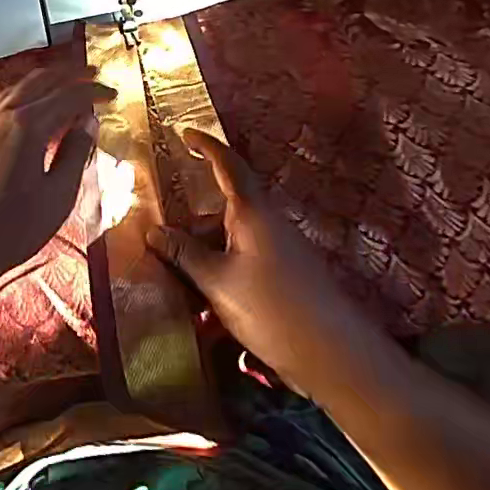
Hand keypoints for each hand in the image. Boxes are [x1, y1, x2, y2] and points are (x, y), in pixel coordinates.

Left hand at [0, 66, 112, 291]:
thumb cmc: (12, 228)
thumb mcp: (58, 194)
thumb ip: (76, 153)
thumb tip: (87, 123)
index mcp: (26, 126)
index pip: (66, 96)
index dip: (92, 91)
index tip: (111, 94)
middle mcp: (1, 118)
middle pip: (37, 82)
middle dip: (66, 74)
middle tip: (90, 73)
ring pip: (15, 90)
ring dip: (41, 82)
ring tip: (60, 85)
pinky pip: (0, 105)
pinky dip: (22, 97)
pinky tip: (27, 112)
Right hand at [146, 130, 364, 391]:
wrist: (335, 356)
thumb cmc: (272, 308)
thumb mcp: (217, 281)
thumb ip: (184, 254)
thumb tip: (153, 232)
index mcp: (252, 212)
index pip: (227, 165)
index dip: (206, 146)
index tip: (185, 133)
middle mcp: (267, 223)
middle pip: (223, 208)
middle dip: (192, 221)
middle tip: (164, 236)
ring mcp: (278, 249)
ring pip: (231, 238)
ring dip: (204, 252)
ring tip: (178, 279)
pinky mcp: (285, 274)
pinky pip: (243, 259)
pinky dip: (220, 271)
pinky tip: (204, 305)